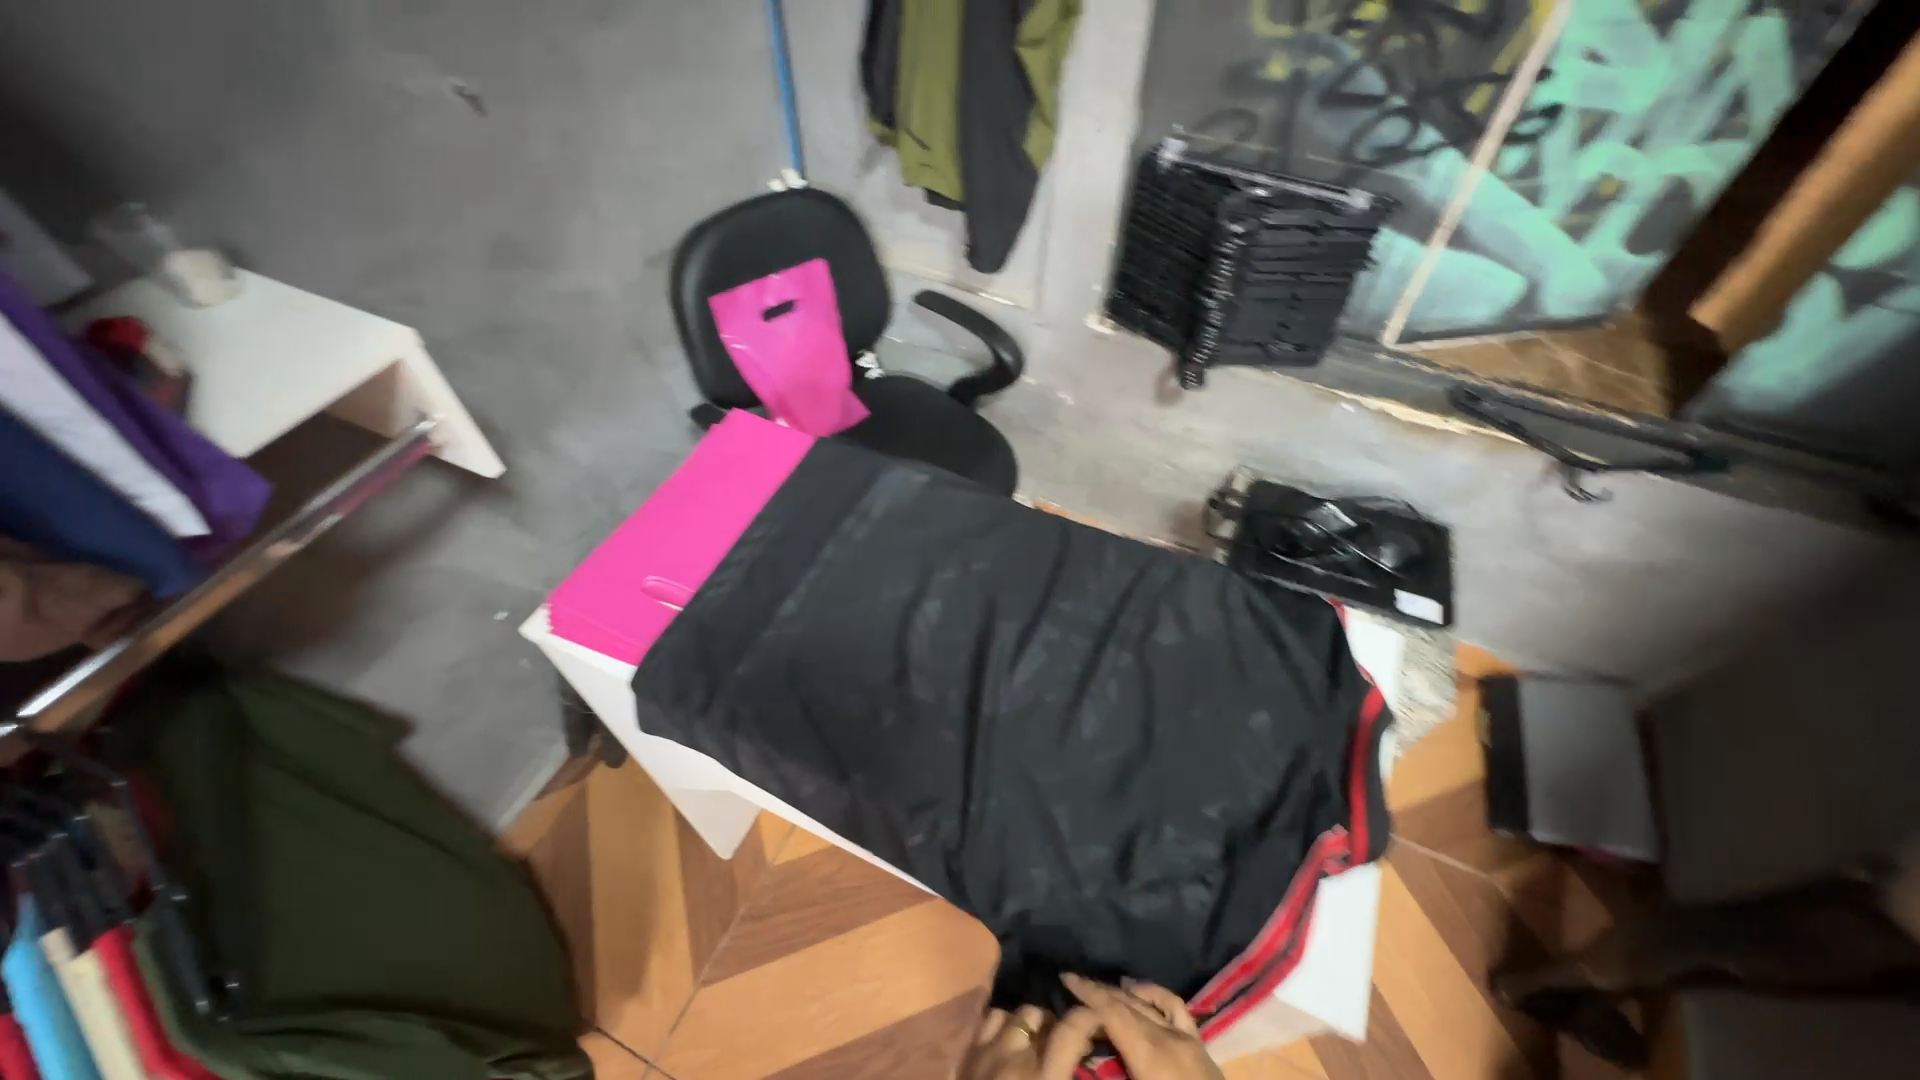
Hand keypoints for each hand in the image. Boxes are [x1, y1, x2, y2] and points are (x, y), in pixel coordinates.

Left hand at [960, 1004, 1090, 1079]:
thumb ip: (1064, 1077)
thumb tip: (1074, 1069)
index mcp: (1043, 1076)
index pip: (1071, 1030)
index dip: (1087, 1018)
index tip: (1096, 1017)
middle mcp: (1014, 1056)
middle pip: (1034, 1013)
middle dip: (1050, 1020)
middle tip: (1058, 1038)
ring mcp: (984, 1054)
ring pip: (1005, 1014)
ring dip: (1019, 1023)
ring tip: (1027, 1039)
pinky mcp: (963, 1060)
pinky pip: (981, 1028)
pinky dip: (994, 1030)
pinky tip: (1000, 1045)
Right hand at [1051, 973, 1225, 1079]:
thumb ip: (1111, 1074)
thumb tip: (1087, 1062)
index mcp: (1151, 1055)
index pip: (1114, 1012)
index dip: (1088, 994)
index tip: (1066, 979)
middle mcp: (1168, 1037)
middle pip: (1127, 1004)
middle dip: (1098, 991)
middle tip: (1074, 983)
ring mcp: (1186, 1038)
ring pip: (1147, 1003)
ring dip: (1121, 993)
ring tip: (1100, 989)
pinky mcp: (1199, 1045)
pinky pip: (1175, 1007)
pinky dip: (1154, 994)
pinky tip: (1140, 992)